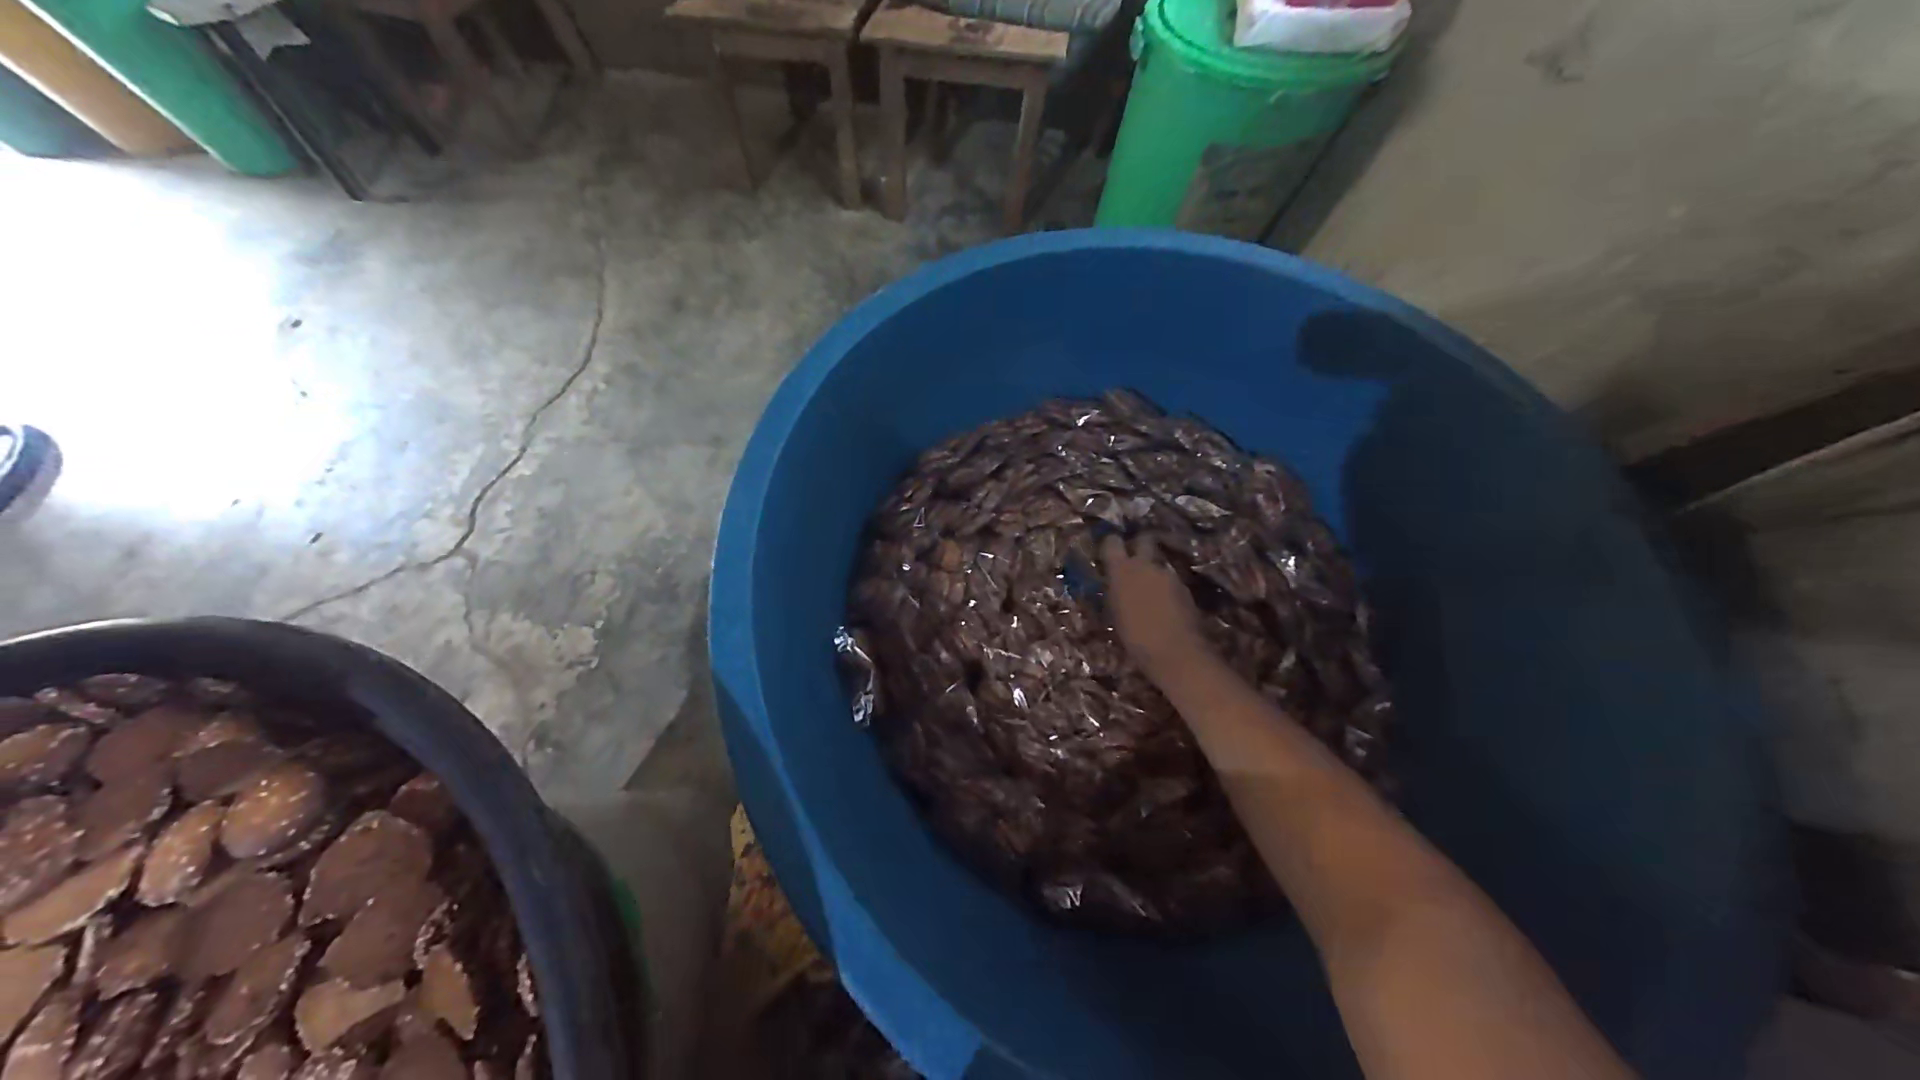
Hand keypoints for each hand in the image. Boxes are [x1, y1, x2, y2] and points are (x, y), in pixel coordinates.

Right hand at [1099, 533, 1209, 683]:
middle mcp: (1147, 565)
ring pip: (1159, 564)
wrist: (1175, 651)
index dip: (1111, 545)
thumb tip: (1115, 583)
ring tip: (1149, 592)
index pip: (1112, 542)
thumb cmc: (1134, 637)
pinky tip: (1164, 606)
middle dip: (1139, 545)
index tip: (1108, 552)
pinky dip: (1166, 588)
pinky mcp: (1185, 588)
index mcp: (1122, 570)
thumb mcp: (1115, 613)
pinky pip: (1171, 581)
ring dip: (1153, 572)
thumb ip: (1115, 591)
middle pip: (1144, 539)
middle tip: (1133, 561)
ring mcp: (1169, 575)